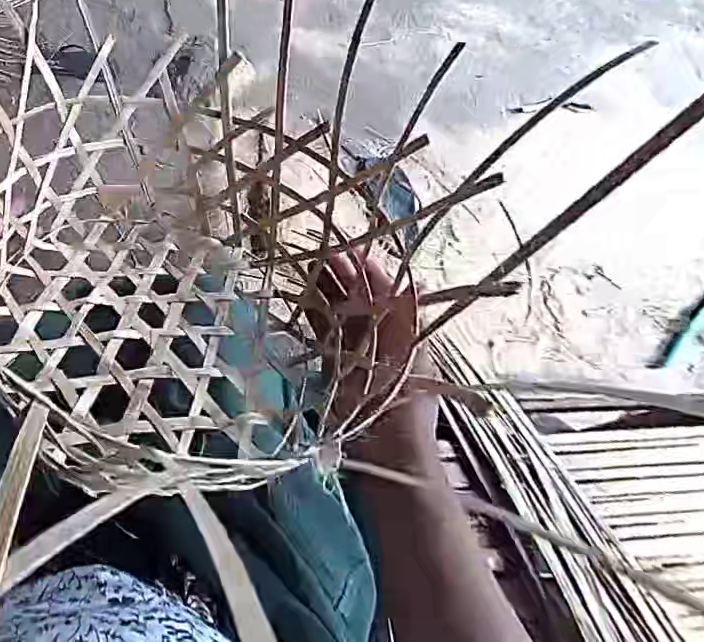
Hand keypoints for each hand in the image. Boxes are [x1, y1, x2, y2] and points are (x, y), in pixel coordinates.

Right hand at [307, 250, 437, 472]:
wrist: (386, 459)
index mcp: (401, 327)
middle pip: (356, 293)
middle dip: (336, 270)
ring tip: (300, 263)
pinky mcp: (333, 362)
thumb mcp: (408, 357)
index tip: (340, 244)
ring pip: (336, 307)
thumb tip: (404, 278)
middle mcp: (378, 333)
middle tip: (312, 248)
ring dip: (320, 286)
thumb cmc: (400, 405)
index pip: (381, 286)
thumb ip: (403, 318)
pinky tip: (294, 294)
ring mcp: (354, 347)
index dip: (362, 264)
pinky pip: (320, 328)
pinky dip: (309, 310)